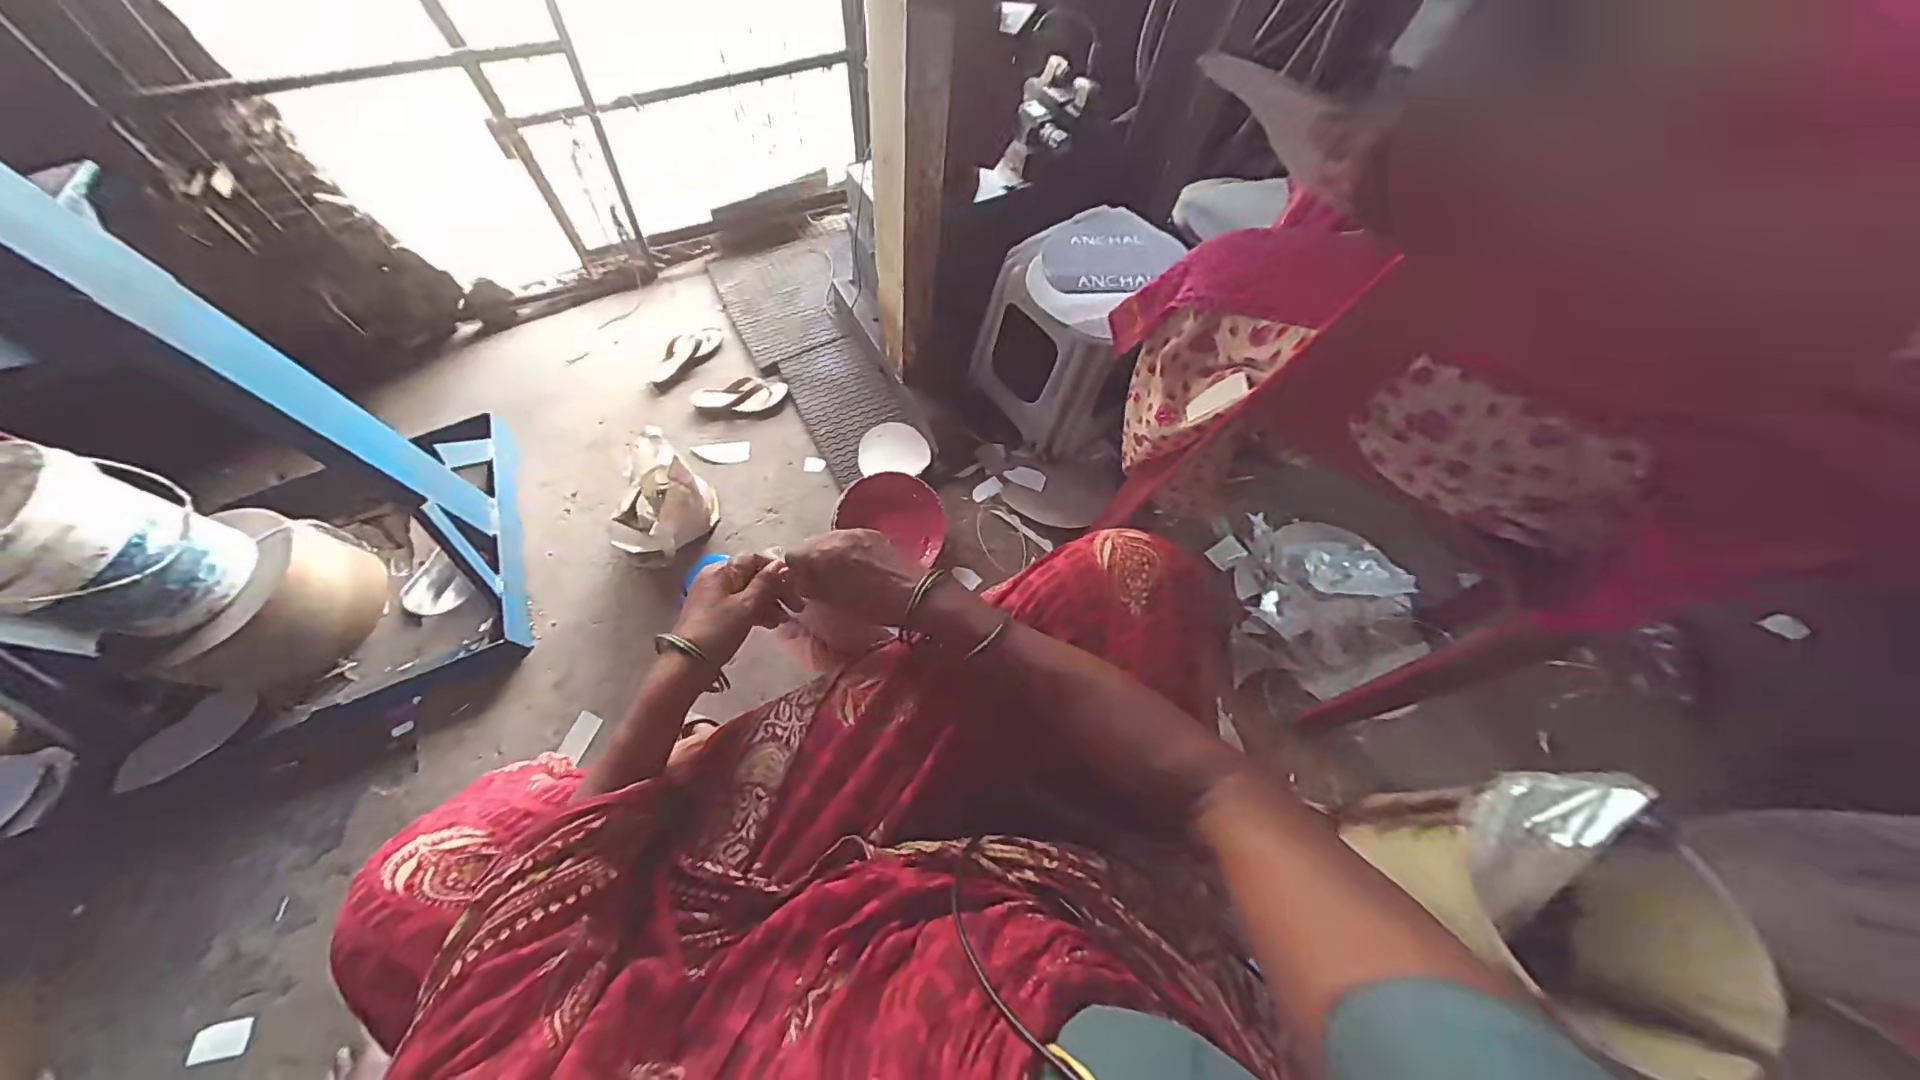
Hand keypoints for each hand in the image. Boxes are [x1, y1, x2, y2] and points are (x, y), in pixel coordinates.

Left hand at [673, 553, 790, 663]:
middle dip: (776, 590)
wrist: (689, 663)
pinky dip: (757, 611)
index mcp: (722, 571)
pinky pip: (741, 605)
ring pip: (749, 592)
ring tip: (784, 620)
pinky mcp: (714, 613)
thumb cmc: (719, 630)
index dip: (777, 570)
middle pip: (754, 576)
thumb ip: (766, 583)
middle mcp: (716, 578)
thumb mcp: (747, 605)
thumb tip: (782, 565)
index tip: (795, 586)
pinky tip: (770, 624)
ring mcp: (714, 596)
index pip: (755, 560)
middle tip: (796, 607)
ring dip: (770, 603)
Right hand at [782, 530, 924, 626]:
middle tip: (819, 578)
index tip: (803, 584)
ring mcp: (856, 532)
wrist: (912, 596)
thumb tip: (800, 579)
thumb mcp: (831, 601)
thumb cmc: (871, 607)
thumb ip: (811, 585)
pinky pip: (850, 539)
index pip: (793, 555)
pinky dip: (847, 550)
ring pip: (830, 540)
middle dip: (811, 560)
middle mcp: (835, 536)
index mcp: (820, 554)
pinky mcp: (872, 533)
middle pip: (811, 544)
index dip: (795, 571)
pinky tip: (857, 565)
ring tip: (840, 572)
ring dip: (830, 553)